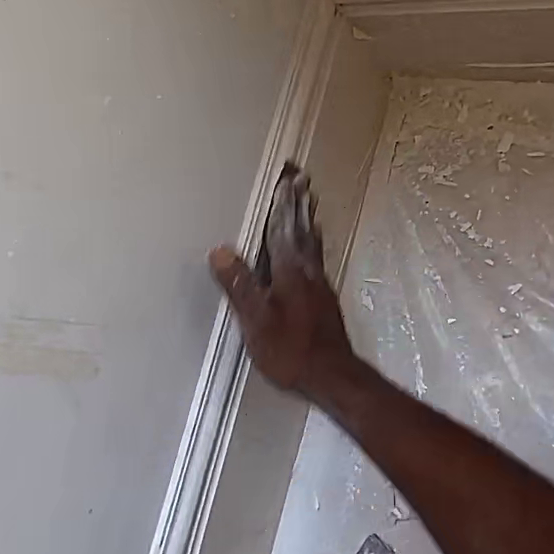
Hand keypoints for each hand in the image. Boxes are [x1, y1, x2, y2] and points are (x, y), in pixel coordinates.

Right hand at [208, 166, 355, 395]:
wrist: (332, 376)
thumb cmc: (291, 351)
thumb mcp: (257, 320)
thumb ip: (240, 285)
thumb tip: (220, 251)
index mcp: (288, 271)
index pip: (282, 229)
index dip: (282, 203)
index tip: (284, 178)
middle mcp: (306, 271)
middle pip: (301, 228)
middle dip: (297, 201)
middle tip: (299, 176)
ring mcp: (317, 283)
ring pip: (311, 240)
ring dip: (306, 216)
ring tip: (306, 197)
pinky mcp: (323, 297)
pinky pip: (316, 255)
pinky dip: (312, 239)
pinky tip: (313, 240)